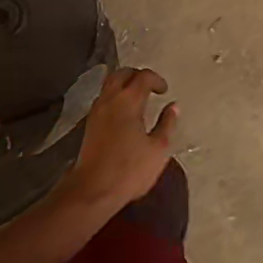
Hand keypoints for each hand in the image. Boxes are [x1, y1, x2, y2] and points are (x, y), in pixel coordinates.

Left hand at [61, 67, 177, 210]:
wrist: (93, 189)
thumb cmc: (129, 169)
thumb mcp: (157, 149)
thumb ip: (167, 124)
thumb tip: (174, 106)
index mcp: (129, 100)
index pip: (143, 77)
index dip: (156, 79)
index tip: (164, 91)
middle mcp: (110, 98)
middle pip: (122, 73)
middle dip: (138, 75)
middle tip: (150, 87)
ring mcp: (97, 109)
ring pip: (110, 83)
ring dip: (124, 83)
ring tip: (137, 97)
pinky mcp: (89, 122)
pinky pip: (104, 97)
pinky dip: (115, 95)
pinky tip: (123, 111)